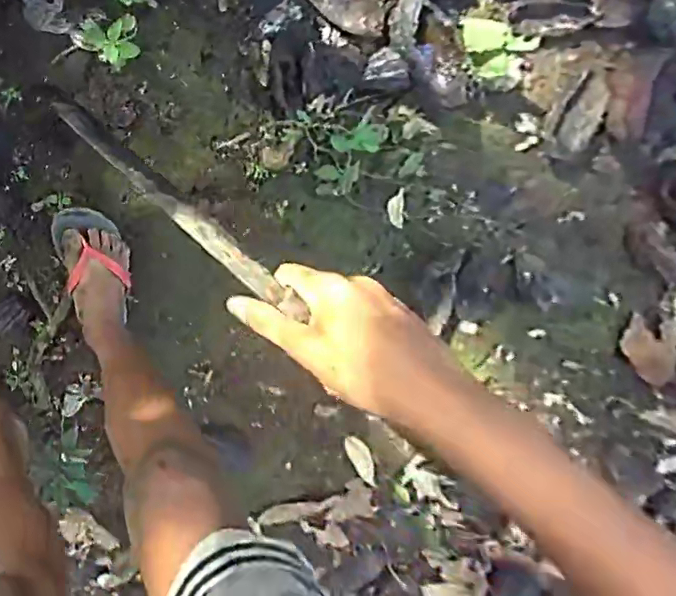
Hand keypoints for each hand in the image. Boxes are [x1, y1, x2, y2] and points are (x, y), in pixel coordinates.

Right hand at [227, 263, 472, 425]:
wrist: (441, 402)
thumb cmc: (363, 373)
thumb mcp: (306, 351)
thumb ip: (268, 322)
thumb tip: (234, 301)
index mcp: (329, 285)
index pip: (287, 273)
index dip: (280, 298)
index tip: (290, 329)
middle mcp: (358, 283)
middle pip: (317, 292)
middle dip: (311, 319)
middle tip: (319, 355)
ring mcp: (387, 299)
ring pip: (344, 308)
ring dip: (338, 329)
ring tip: (348, 368)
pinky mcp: (409, 319)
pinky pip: (371, 318)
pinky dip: (364, 336)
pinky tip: (374, 369)